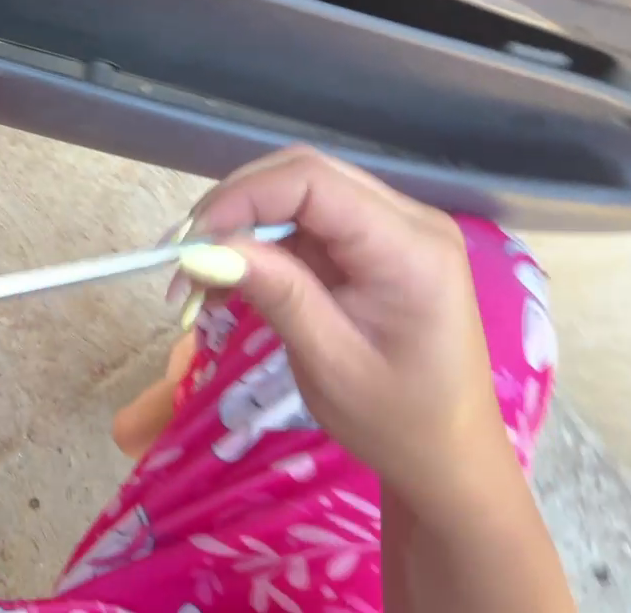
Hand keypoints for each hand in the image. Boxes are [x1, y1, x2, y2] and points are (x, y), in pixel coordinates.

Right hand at [180, 147, 514, 508]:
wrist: (446, 457)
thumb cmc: (397, 420)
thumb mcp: (330, 363)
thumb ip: (274, 293)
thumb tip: (202, 251)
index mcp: (410, 248)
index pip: (311, 181)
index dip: (241, 197)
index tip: (192, 245)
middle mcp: (405, 219)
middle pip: (298, 173)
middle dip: (231, 206)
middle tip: (184, 256)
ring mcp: (386, 226)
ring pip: (289, 191)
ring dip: (235, 225)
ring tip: (195, 276)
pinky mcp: (363, 241)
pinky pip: (294, 220)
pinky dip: (250, 243)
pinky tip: (223, 281)